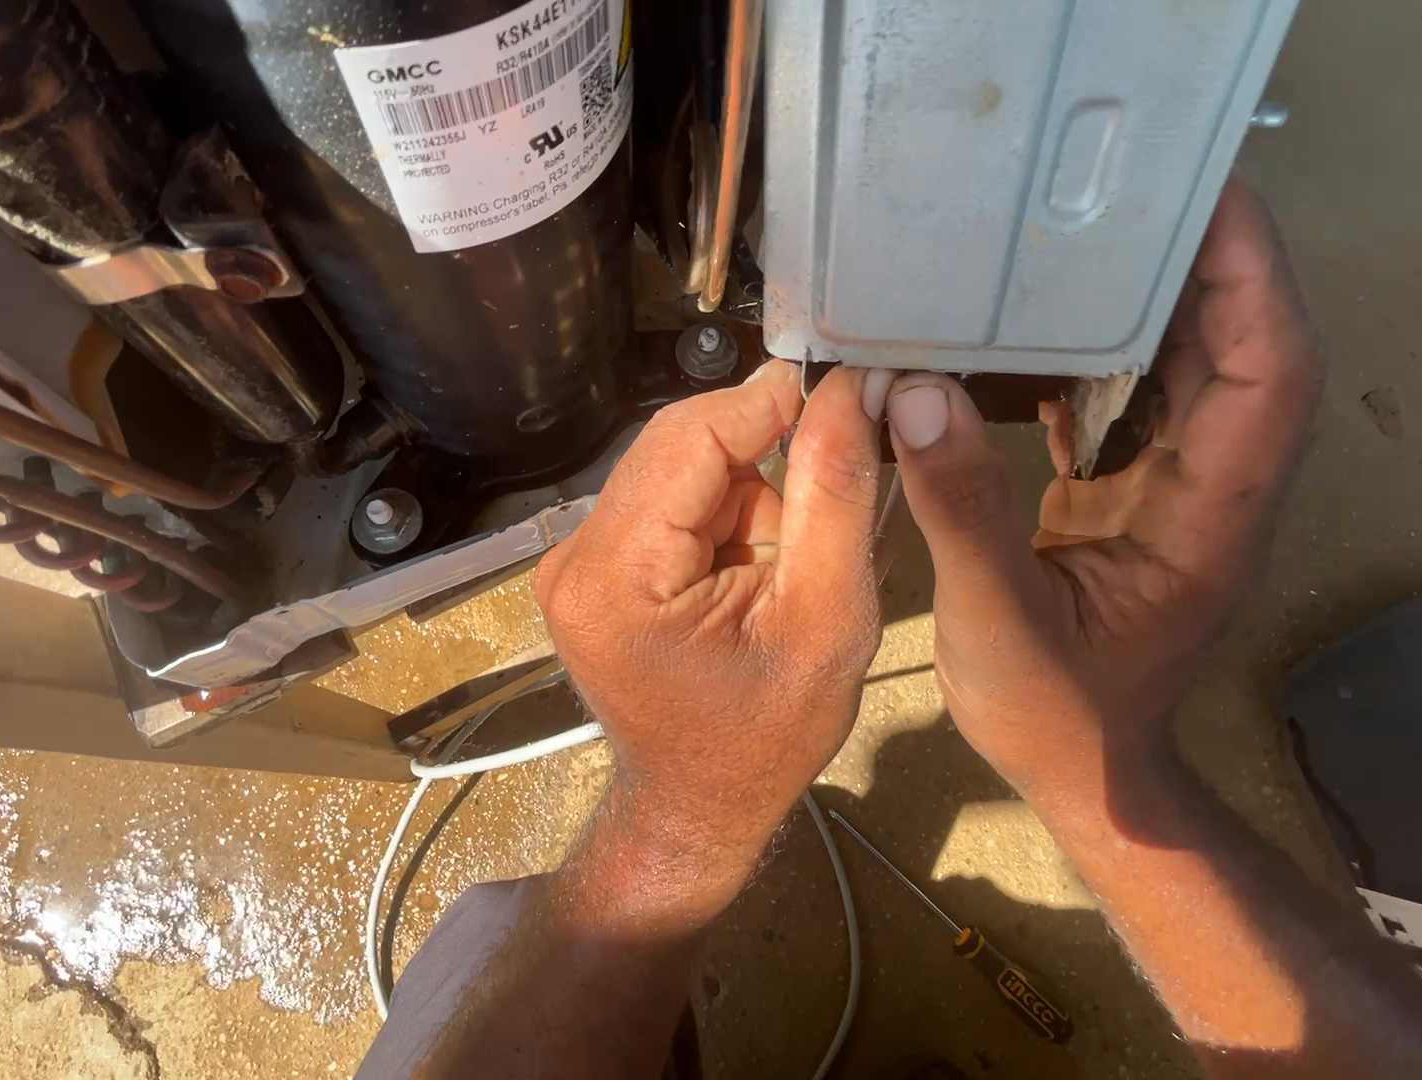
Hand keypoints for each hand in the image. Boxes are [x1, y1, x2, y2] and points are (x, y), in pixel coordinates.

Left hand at [535, 361, 885, 893]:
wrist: (695, 808)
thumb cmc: (763, 740)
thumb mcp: (825, 621)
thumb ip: (833, 497)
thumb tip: (845, 390)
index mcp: (616, 575)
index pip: (691, 435)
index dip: (770, 404)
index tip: (846, 393)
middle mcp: (575, 556)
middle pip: (681, 448)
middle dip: (763, 465)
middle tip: (821, 511)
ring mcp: (576, 561)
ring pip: (683, 473)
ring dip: (747, 499)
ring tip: (779, 571)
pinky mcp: (594, 567)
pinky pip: (671, 505)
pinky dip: (723, 522)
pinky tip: (748, 574)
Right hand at [882, 176, 1322, 797]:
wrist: (1080, 770)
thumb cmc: (1057, 715)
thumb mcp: (999, 619)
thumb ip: (964, 508)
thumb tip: (912, 392)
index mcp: (1206, 520)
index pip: (1263, 375)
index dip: (1247, 278)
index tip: (1200, 196)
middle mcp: (1203, 491)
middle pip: (1224, 352)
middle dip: (1183, 267)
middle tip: (1106, 198)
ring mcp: (1164, 493)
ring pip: (1170, 373)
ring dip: (1125, 307)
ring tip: (1055, 251)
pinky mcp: (1120, 498)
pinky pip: (1115, 406)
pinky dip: (1077, 361)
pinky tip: (1014, 341)